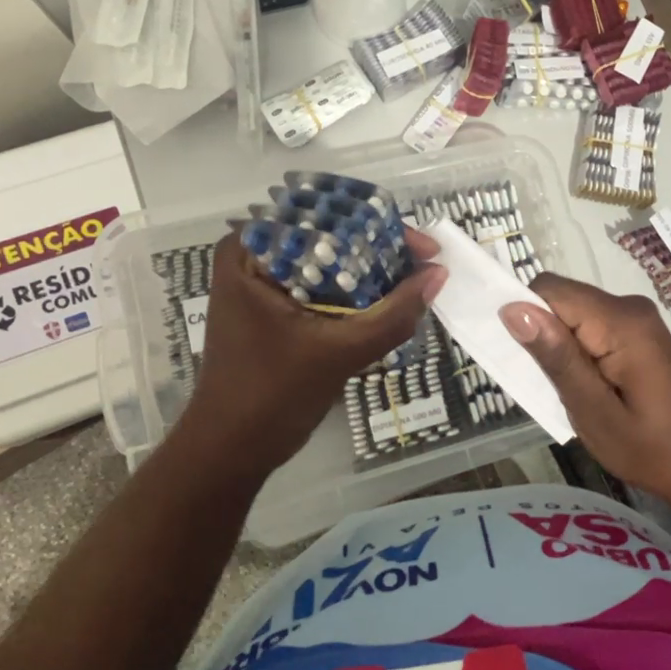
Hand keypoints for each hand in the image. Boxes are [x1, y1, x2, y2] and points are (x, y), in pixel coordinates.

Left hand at [186, 229, 445, 472]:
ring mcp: (263, 283)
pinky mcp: (276, 308)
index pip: (325, 218)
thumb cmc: (270, 395)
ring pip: (331, 264)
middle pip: (330, 238)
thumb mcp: (340, 352)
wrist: (230, 451)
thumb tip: (440, 275)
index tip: (421, 247)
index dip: (379, 227)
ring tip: (416, 283)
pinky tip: (391, 303)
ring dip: (373, 273)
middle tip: (426, 266)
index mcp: (250, 252)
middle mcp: (253, 257)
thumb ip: (393, 314)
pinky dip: (357, 294)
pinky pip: (325, 288)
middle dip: (381, 251)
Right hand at [499, 276, 670, 505]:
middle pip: (562, 299)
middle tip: (548, 387)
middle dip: (542, 336)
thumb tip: (513, 309)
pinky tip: (584, 388)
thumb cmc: (649, 449)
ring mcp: (637, 319)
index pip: (550, 290)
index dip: (526, 316)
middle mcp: (629, 307)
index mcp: (621, 321)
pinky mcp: (638, 334)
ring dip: (559, 348)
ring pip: (573, 314)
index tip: (521, 361)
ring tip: (568, 393)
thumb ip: (556, 357)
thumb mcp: (593, 411)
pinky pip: (591, 328)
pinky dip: (577, 353)